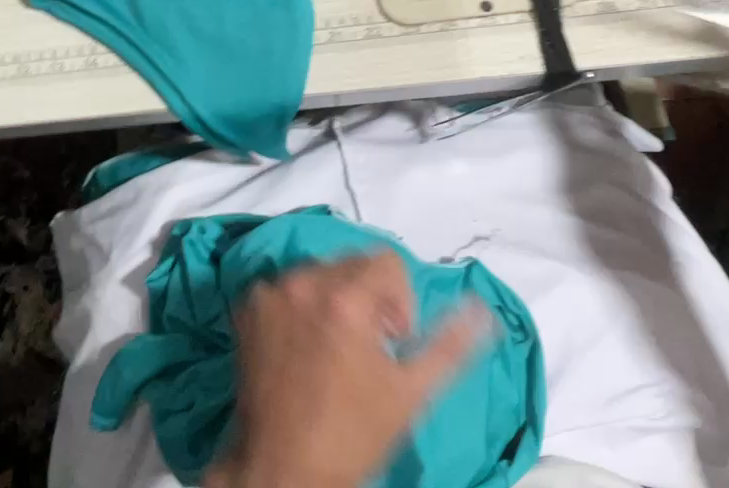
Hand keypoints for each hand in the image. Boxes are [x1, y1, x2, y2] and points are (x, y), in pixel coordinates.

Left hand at [205, 252, 488, 487]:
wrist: (282, 468)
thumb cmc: (352, 433)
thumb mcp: (411, 392)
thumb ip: (450, 344)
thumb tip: (482, 310)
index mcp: (346, 297)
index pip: (387, 260)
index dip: (400, 299)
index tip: (392, 339)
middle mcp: (304, 282)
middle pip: (352, 263)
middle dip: (368, 298)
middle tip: (366, 347)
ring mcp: (270, 292)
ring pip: (318, 272)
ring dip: (333, 299)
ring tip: (333, 349)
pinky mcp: (246, 306)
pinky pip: (285, 287)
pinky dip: (298, 306)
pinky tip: (302, 347)